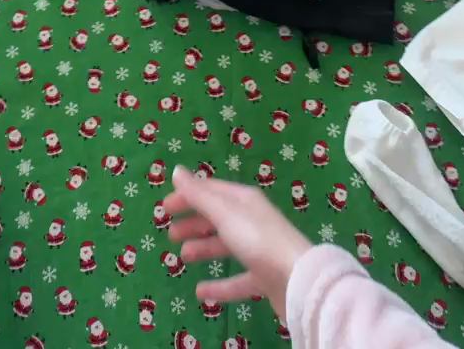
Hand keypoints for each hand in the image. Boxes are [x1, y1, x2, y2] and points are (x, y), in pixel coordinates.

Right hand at [162, 165, 313, 317]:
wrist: (298, 281)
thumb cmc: (257, 239)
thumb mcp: (224, 213)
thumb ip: (198, 194)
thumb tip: (177, 171)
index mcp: (243, 200)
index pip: (210, 191)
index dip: (187, 197)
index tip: (165, 209)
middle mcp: (251, 220)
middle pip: (217, 217)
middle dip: (193, 223)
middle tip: (171, 234)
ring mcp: (259, 249)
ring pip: (225, 246)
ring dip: (203, 249)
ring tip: (183, 257)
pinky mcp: (264, 277)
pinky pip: (237, 279)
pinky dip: (219, 285)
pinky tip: (201, 292)